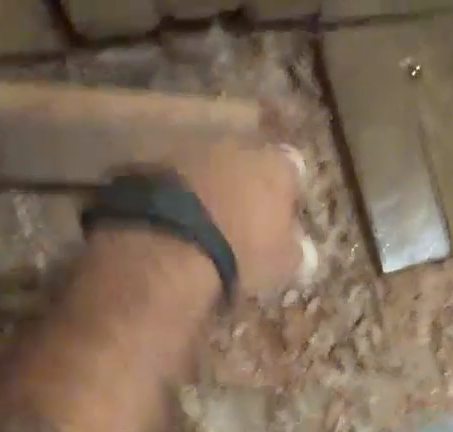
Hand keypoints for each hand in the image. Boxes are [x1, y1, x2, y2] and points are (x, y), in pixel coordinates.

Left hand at [164, 141, 313, 296]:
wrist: (170, 248)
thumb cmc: (242, 254)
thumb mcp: (284, 264)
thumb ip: (298, 250)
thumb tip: (302, 248)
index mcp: (274, 165)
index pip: (293, 169)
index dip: (289, 194)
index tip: (284, 219)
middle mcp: (234, 144)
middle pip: (246, 162)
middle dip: (246, 187)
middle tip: (243, 223)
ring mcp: (188, 150)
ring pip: (207, 167)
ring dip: (209, 189)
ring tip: (205, 228)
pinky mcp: (150, 163)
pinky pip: (172, 180)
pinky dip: (177, 197)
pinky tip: (175, 227)